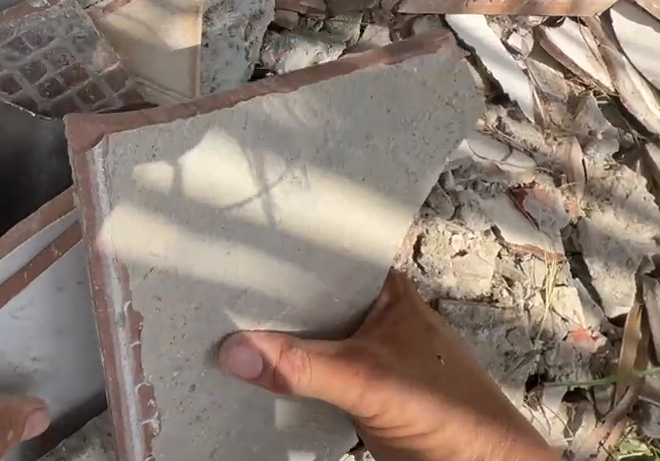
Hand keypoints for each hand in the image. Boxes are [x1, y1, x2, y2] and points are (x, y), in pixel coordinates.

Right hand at [217, 270, 554, 460]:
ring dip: (270, 336)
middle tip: (206, 283)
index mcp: (379, 284)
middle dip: (263, 296)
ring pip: (303, 333)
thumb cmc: (453, 415)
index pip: (319, 254)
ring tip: (214, 318)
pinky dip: (281, 370)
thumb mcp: (368, 381)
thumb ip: (302, 367)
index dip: (274, 251)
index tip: (221, 244)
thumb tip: (233, 351)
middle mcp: (368, 310)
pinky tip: (247, 364)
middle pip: (305, 295)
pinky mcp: (353, 388)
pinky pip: (306, 369)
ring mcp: (360, 350)